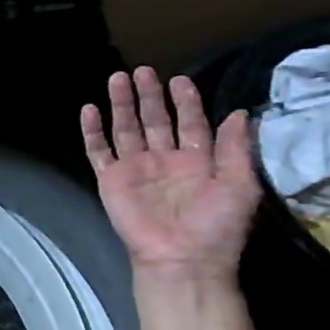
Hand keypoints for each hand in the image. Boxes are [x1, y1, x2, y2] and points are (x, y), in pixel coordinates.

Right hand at [80, 66, 260, 281]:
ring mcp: (135, 168)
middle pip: (154, 119)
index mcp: (196, 160)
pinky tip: (89, 110)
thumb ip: (237, 148)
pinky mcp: (111, 179)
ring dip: (122, 104)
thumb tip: (238, 113)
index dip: (185, 101)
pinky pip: (99, 151)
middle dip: (149, 94)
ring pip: (126, 128)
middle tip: (143, 71)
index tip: (179, 80)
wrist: (181, 258)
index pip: (190, 122)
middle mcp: (164, 159)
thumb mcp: (240, 184)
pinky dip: (93, 131)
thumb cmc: (216, 225)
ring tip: (117, 78)